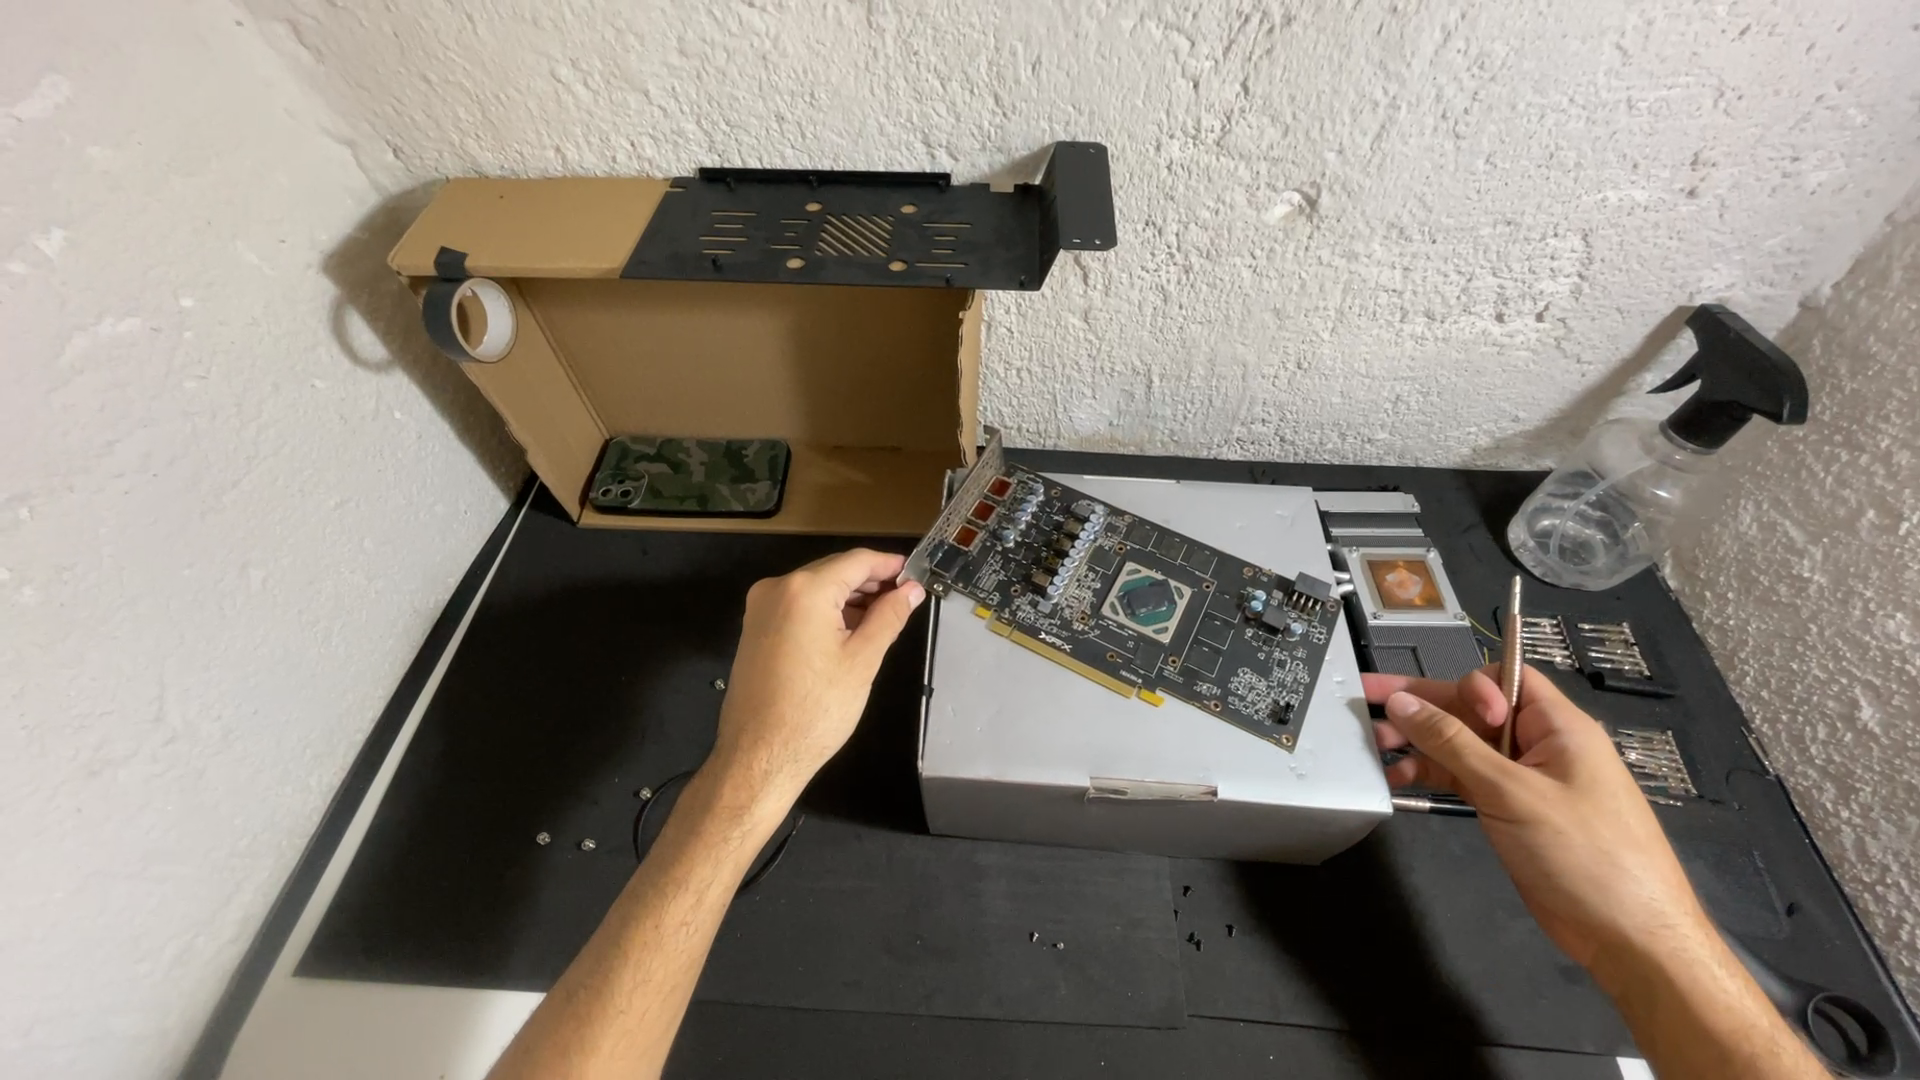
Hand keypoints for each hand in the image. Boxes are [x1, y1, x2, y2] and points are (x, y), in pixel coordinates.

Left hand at [708, 549, 925, 798]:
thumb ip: (889, 616)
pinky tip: (850, 629)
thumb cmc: (816, 710)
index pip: (856, 561)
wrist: (760, 757)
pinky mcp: (755, 629)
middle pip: (833, 571)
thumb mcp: (862, 660)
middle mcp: (776, 588)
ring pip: (815, 588)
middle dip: (870, 581)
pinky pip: (798, 606)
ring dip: (849, 597)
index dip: (888, 564)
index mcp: (804, 590)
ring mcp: (760, 608)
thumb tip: (911, 590)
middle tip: (906, 597)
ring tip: (884, 616)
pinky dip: (826, 611)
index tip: (915, 573)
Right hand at [1364, 666, 1712, 976]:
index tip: (1445, 711)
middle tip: (1363, 699)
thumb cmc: (1584, 854)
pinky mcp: (1507, 809)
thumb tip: (1401, 701)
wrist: (1629, 939)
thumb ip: (1451, 742)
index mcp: (1557, 728)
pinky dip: (1428, 775)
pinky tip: (1395, 781)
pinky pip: (1460, 778)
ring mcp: (1521, 779)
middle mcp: (1538, 745)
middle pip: (1469, 709)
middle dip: (1419, 707)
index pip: (1506, 678)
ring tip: (1372, 746)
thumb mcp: (1510, 791)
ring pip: (1458, 744)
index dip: (1468, 686)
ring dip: (1416, 743)